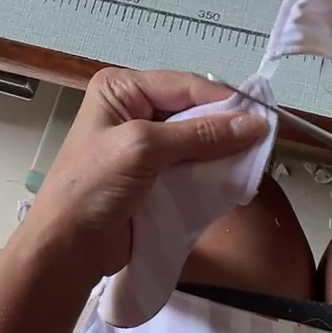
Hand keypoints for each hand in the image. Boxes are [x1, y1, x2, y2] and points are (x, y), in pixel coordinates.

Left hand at [19, 69, 268, 280]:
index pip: (183, 84)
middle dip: (225, 125)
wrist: (67, 248)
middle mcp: (133, 109)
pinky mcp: (155, 175)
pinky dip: (213, 170)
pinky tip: (234, 176)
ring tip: (255, 159)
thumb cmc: (91, 188)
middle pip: (193, 109)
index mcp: (120, 89)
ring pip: (197, 138)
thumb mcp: (144, 149)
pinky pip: (193, 164)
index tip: (263, 118)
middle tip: (264, 141)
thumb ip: (199, 135)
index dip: (223, 100)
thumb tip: (253, 124)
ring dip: (222, 150)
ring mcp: (144, 144)